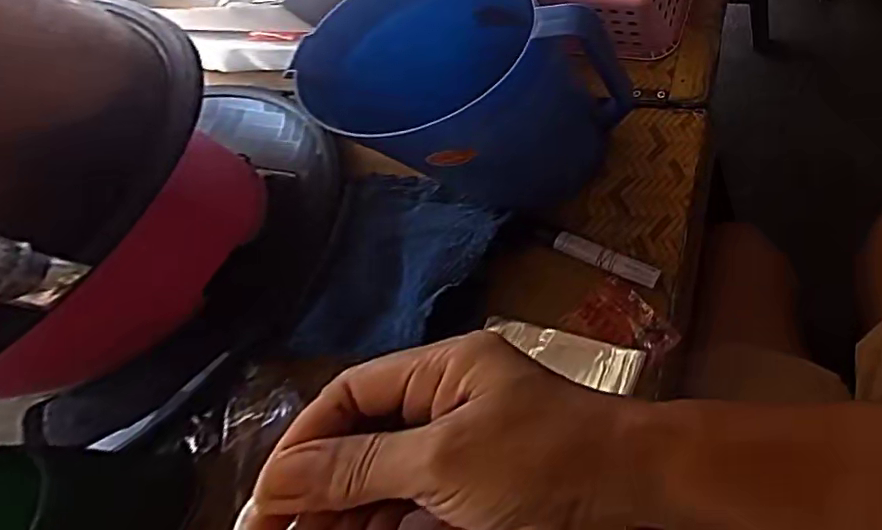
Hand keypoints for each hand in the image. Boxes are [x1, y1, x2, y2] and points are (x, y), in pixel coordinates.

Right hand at [241, 332, 630, 529]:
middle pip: (360, 435)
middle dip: (315, 488)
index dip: (302, 443)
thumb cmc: (540, 456)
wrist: (619, 480)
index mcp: (448, 366)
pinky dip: (376, 521)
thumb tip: (277, 477)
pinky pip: (406, 496)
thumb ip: (359, 467)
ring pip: (377, 473)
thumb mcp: (444, 460)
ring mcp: (460, 437)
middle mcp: (450, 394)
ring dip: (341, 513)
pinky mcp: (470, 478)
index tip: (262, 509)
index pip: (353, 390)